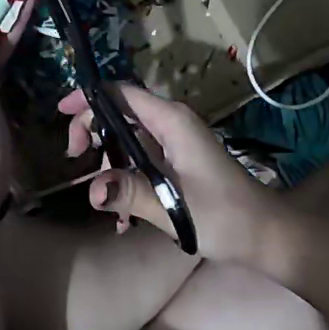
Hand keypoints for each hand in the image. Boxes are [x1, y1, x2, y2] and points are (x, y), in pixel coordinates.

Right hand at [58, 82, 275, 260]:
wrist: (267, 236)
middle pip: (120, 113)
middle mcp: (172, 124)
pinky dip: (125, 176)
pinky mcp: (178, 160)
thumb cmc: (225, 216)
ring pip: (127, 137)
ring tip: (103, 200)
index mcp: (172, 122)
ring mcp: (176, 142)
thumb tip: (91, 190)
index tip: (61, 113)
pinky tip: (123, 216)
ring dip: (109, 163)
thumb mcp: (173, 207)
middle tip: (74, 158)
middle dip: (93, 132)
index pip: (122, 94)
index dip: (89, 98)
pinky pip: (141, 157)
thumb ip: (130, 193)